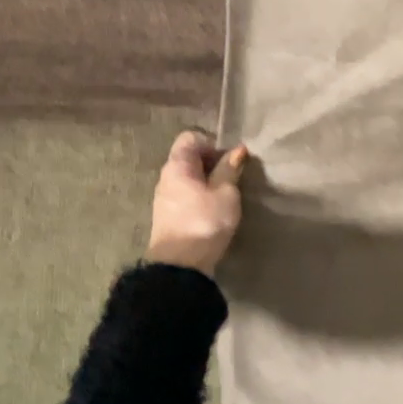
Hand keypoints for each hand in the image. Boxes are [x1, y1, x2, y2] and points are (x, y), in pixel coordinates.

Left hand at [145, 131, 246, 276]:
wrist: (180, 266)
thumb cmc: (205, 222)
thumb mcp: (225, 193)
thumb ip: (230, 169)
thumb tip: (237, 150)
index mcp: (177, 166)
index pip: (190, 137)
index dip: (212, 142)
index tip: (229, 158)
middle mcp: (166, 177)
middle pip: (189, 156)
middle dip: (212, 161)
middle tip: (233, 175)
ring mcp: (165, 197)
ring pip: (188, 176)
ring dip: (208, 180)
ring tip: (227, 193)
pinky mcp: (169, 215)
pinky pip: (186, 193)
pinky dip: (201, 194)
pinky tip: (215, 208)